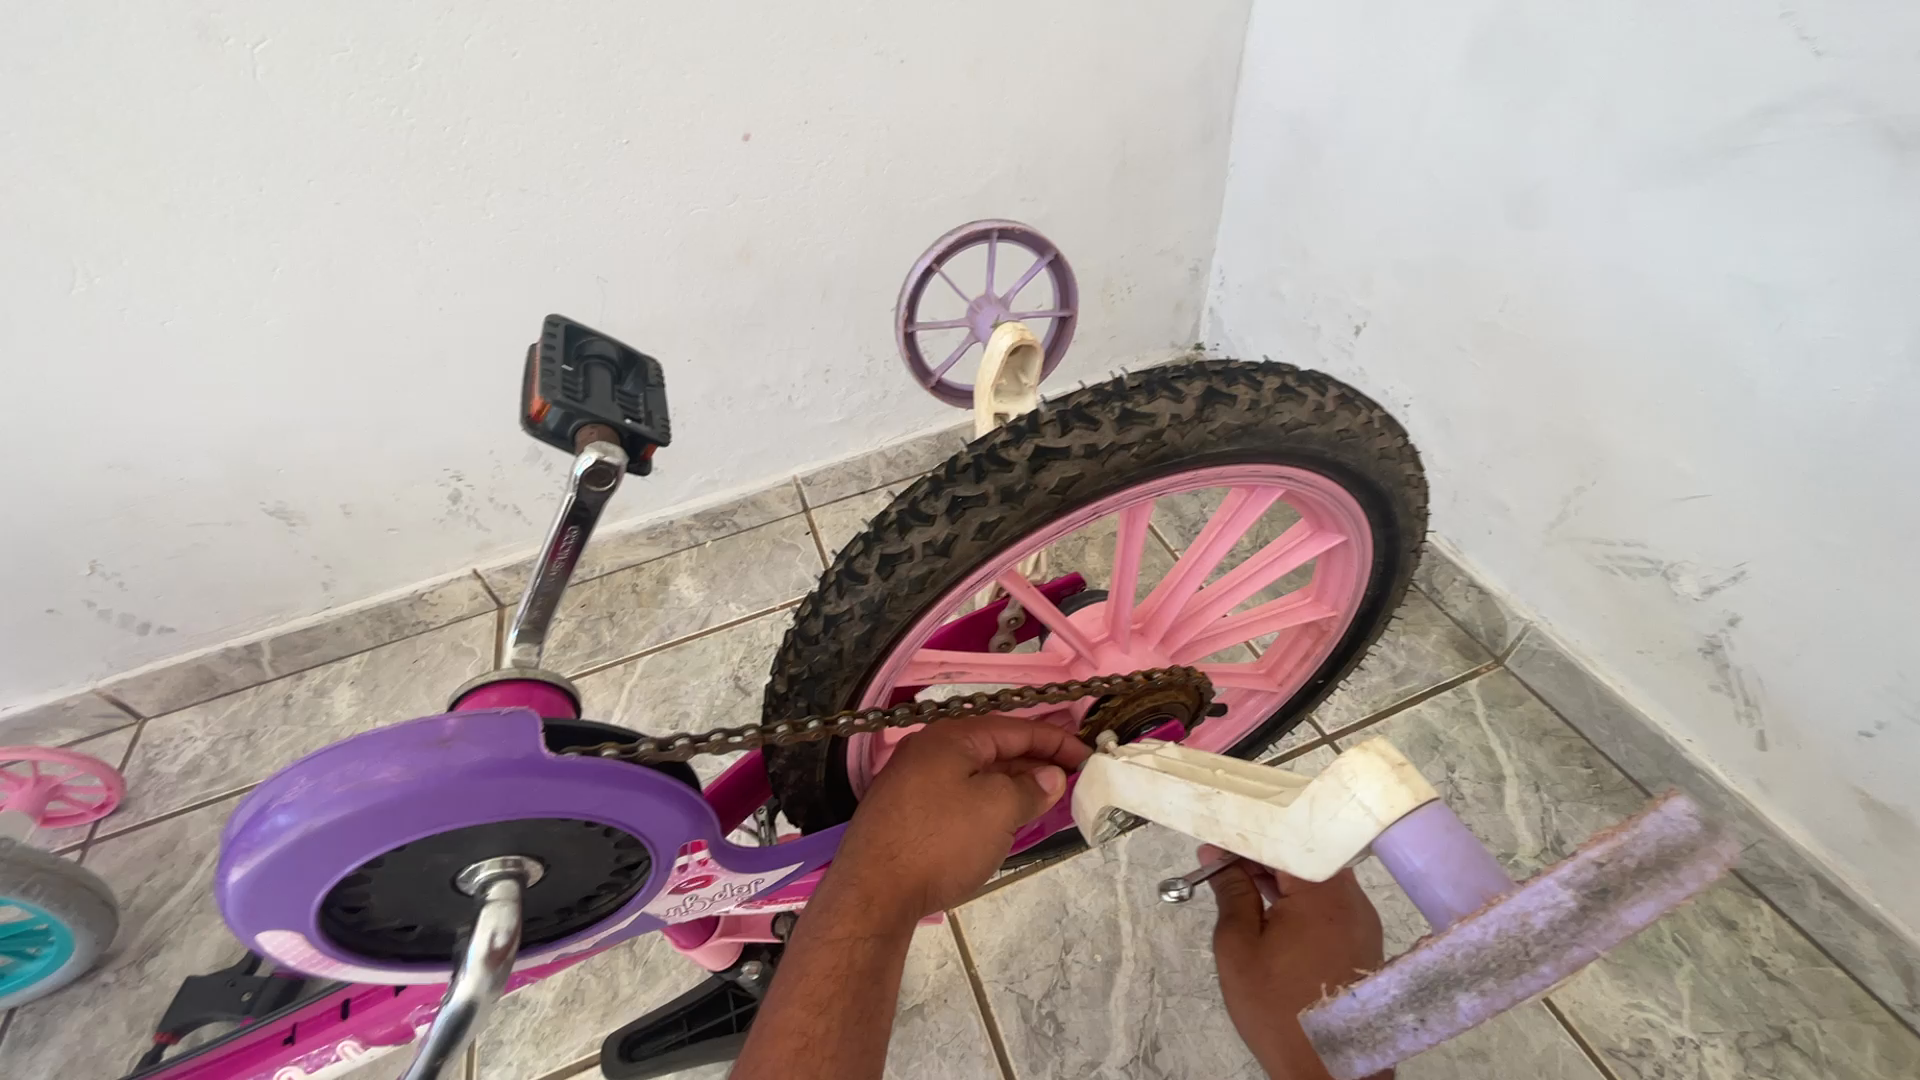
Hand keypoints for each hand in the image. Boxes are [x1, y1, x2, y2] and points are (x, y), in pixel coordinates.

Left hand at [827, 714, 1091, 920]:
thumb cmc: (941, 842)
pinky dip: (986, 800)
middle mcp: (930, 748)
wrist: (872, 893)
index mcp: (953, 736)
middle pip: (994, 747)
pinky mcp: (905, 810)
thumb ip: (1029, 788)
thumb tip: (1049, 776)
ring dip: (1012, 783)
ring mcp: (913, 779)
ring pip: (975, 773)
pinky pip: (958, 793)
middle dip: (1034, 762)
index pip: (1016, 728)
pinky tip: (1001, 820)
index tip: (1088, 755)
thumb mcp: (998, 810)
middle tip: (1072, 779)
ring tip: (1044, 800)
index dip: (1056, 740)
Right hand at [1204, 846, 1387, 1079]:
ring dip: (1276, 876)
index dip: (1244, 837)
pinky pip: (1325, 901)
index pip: (1282, 840)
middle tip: (1218, 864)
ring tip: (1236, 884)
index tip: (1213, 843)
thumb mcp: (1238, 947)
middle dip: (1259, 854)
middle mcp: (1351, 900)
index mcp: (1323, 894)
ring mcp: (1362, 922)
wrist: (1330, 1076)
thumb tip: (1218, 856)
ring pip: (1313, 877)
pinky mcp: (1363, 943)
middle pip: (1301, 855)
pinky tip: (1267, 908)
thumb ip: (1231, 893)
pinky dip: (1296, 897)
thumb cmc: (1278, 1009)